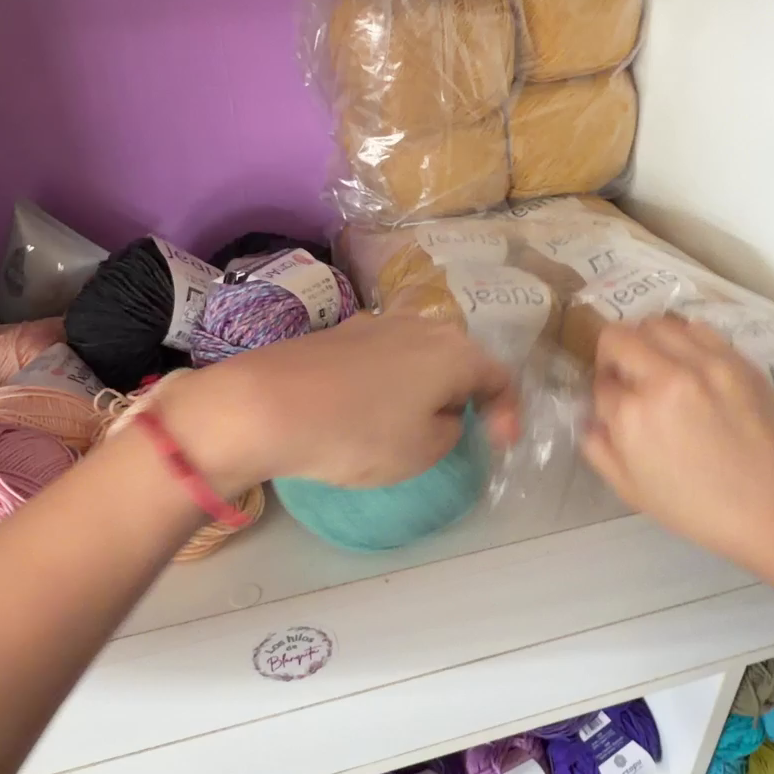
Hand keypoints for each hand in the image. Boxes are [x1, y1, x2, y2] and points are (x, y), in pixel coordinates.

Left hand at [158, 311, 516, 491]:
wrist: (266, 406)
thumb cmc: (359, 433)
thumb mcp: (423, 450)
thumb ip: (450, 429)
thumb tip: (441, 412)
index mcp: (454, 351)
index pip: (499, 377)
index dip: (507, 412)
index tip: (501, 444)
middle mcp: (419, 325)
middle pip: (458, 358)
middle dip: (465, 394)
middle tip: (459, 429)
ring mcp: (374, 323)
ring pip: (418, 355)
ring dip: (424, 387)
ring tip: (411, 422)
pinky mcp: (337, 334)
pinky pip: (381, 358)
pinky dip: (389, 383)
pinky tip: (368, 409)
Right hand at [582, 318, 773, 567]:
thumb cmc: (697, 509)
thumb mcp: (630, 490)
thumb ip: (599, 448)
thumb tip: (593, 418)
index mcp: (632, 416)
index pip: (599, 385)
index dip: (601, 397)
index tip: (612, 410)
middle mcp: (664, 378)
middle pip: (617, 338)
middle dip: (611, 358)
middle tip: (624, 380)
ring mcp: (704, 363)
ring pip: (655, 324)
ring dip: (645, 342)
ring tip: (656, 367)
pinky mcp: (736, 359)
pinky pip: (696, 329)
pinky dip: (681, 340)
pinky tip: (689, 366)